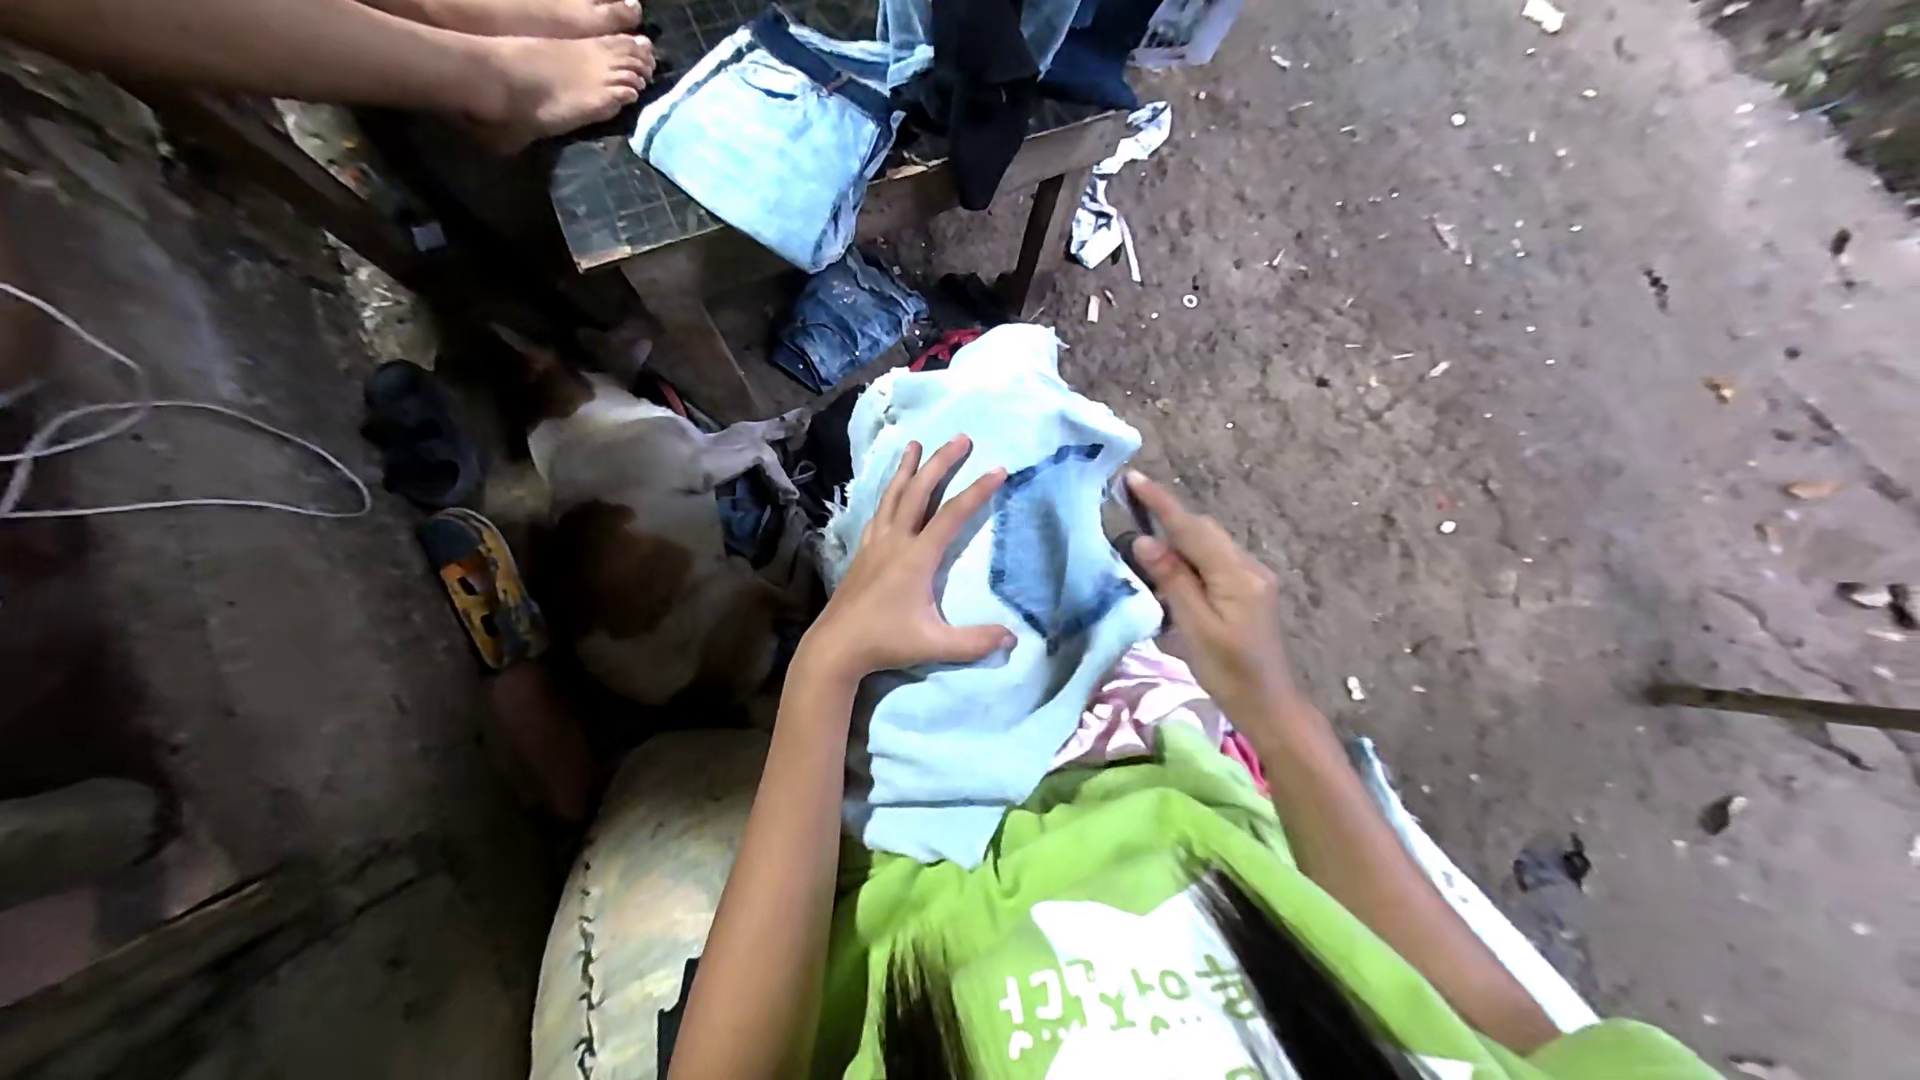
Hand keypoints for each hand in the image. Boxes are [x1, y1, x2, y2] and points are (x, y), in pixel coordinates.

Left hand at [795, 436, 1013, 684]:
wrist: (835, 646)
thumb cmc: (886, 642)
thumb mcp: (934, 645)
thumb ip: (975, 642)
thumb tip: (1013, 639)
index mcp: (916, 557)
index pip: (952, 515)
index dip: (977, 491)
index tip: (999, 469)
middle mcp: (895, 541)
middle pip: (919, 492)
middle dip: (941, 462)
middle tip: (961, 438)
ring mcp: (875, 544)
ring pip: (893, 496)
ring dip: (907, 469)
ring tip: (916, 444)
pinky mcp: (862, 552)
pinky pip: (878, 512)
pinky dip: (888, 494)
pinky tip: (890, 492)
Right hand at [1123, 471, 1306, 725]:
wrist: (1269, 703)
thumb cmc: (1228, 672)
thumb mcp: (1194, 627)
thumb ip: (1172, 580)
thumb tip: (1144, 541)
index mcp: (1236, 576)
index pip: (1192, 529)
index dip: (1161, 503)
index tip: (1133, 478)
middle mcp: (1249, 567)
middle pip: (1204, 531)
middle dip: (1168, 515)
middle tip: (1130, 505)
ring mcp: (1253, 578)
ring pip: (1210, 543)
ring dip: (1178, 535)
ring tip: (1145, 532)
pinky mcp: (1249, 589)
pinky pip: (1215, 559)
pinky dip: (1190, 554)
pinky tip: (1172, 565)